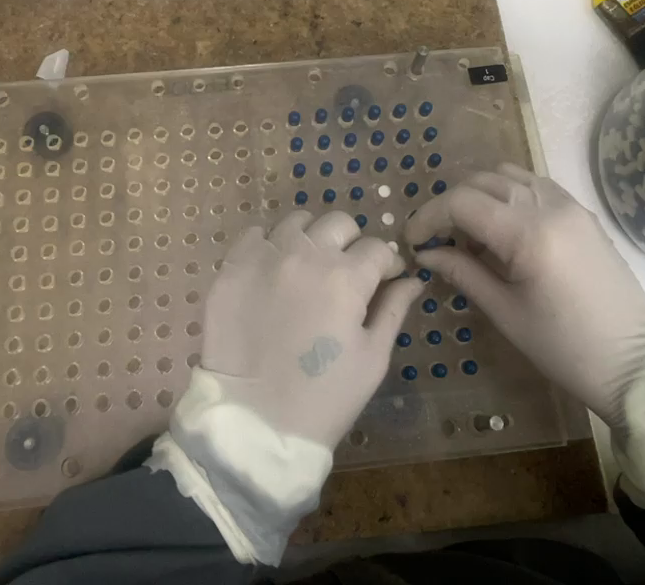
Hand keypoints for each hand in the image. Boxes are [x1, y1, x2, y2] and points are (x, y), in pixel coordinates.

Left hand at [199, 210, 423, 447]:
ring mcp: (265, 256)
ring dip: (310, 237)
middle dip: (351, 243)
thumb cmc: (324, 397)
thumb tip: (412, 280)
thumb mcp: (372, 358)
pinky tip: (273, 270)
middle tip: (345, 272)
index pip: (378, 248)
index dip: (386, 263)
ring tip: (307, 266)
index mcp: (346, 277)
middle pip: (339, 223)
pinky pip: (256, 234)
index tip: (385, 278)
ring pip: (297, 221)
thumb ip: (393, 309)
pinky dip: (270, 244)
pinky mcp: (232, 266)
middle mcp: (306, 254)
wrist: (255, 423)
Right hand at [406, 165, 644, 510]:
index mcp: (528, 233)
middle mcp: (548, 205)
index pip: (461, 202)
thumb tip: (426, 254)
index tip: (413, 241)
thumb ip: (462, 273)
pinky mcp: (581, 212)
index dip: (428, 217)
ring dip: (478, 194)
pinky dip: (508, 194)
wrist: (637, 364)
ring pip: (507, 175)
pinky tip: (502, 227)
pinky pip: (533, 184)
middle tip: (436, 239)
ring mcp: (569, 204)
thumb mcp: (505, 313)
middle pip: (480, 181)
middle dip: (449, 205)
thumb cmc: (565, 348)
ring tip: (468, 231)